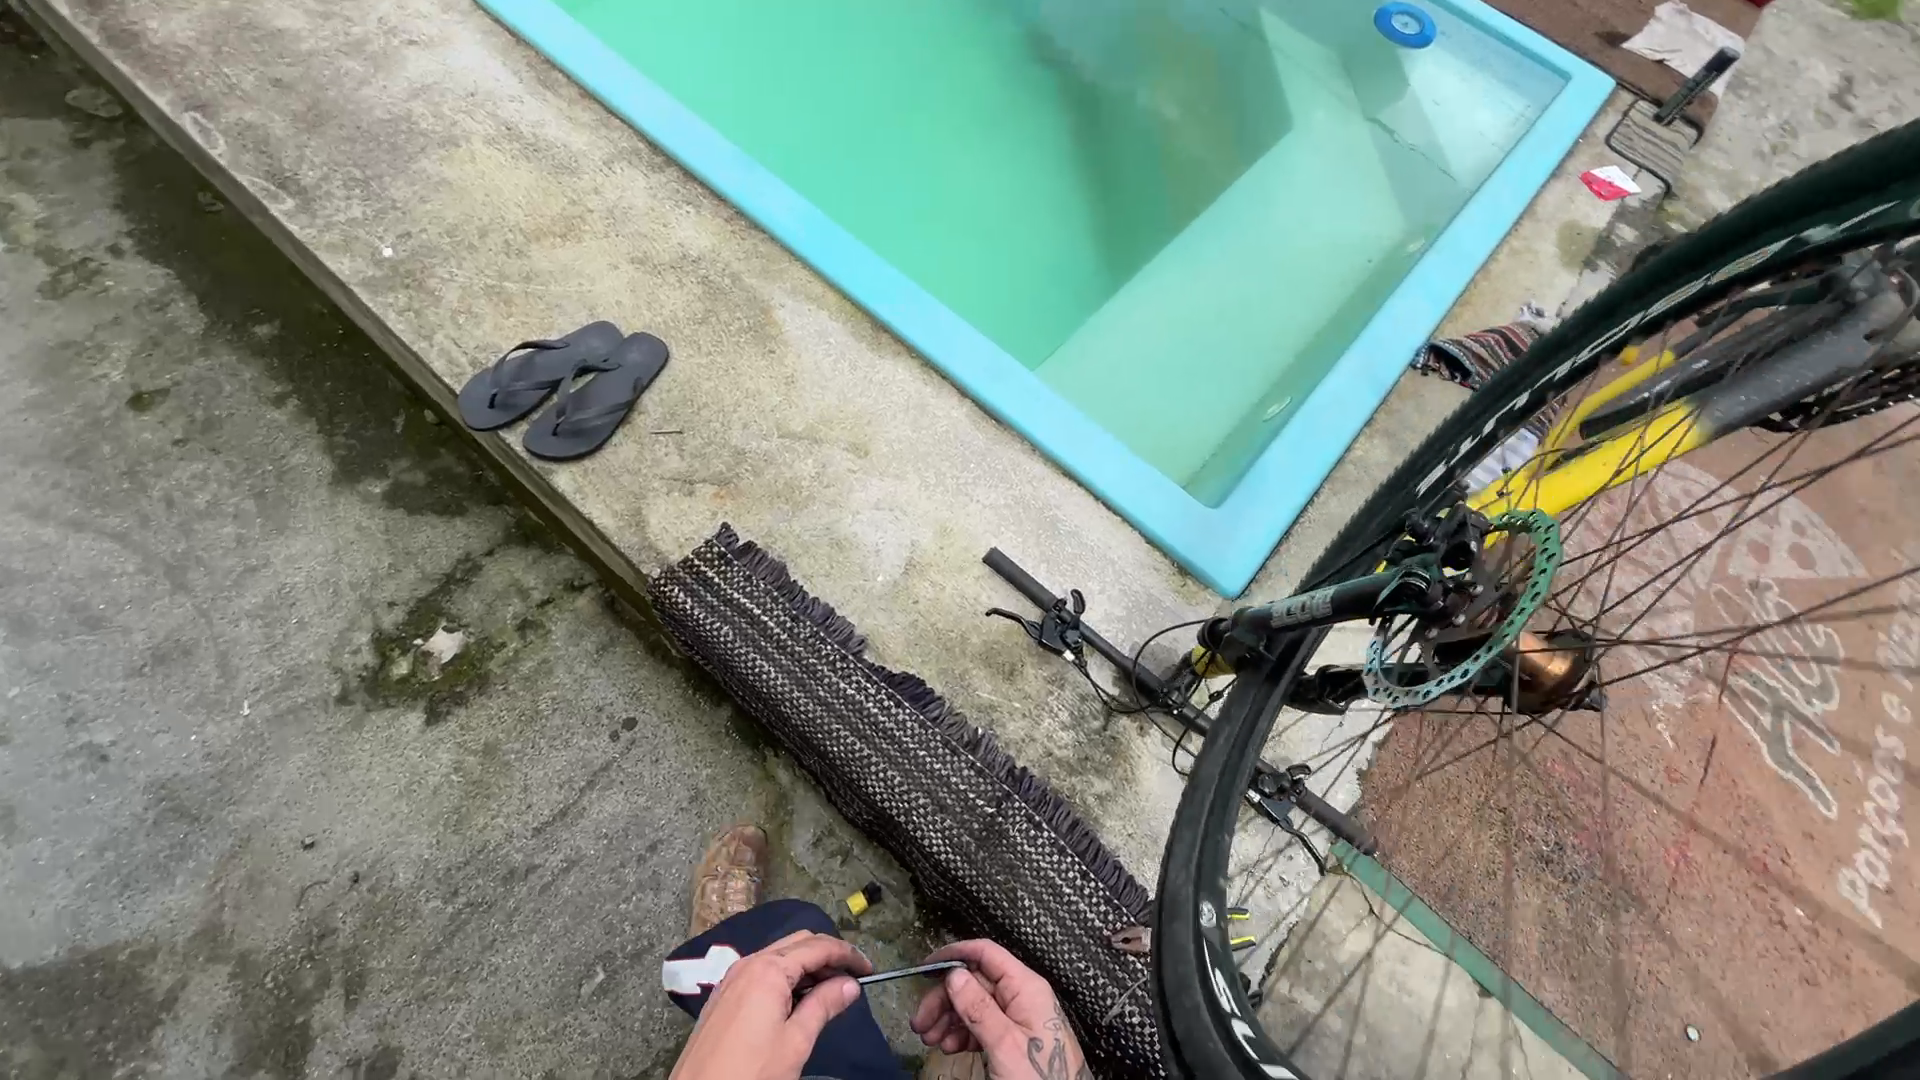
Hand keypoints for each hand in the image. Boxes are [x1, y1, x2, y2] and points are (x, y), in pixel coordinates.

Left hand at [670, 930, 872, 1079]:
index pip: (818, 947)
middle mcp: (750, 962)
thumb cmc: (750, 1074)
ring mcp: (733, 977)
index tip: (869, 970)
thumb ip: (824, 1006)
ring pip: (780, 955)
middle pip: (799, 943)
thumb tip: (850, 984)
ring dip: (808, 965)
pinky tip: (798, 999)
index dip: (848, 954)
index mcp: (769, 969)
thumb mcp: (795, 1043)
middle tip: (851, 978)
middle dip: (828, 955)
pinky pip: (763, 970)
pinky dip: (787, 976)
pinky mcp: (724, 994)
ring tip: (830, 990)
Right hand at [910, 940, 1089, 1079]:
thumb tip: (954, 974)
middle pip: (976, 983)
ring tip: (929, 1039)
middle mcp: (1022, 996)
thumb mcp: (1005, 1045)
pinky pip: (983, 1026)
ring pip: (975, 1006)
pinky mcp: (1014, 1039)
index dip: (955, 955)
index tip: (927, 967)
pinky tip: (949, 1046)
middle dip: (945, 999)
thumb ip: (979, 1008)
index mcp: (1025, 986)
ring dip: (949, 1019)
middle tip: (920, 1023)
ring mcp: (1018, 1018)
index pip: (987, 954)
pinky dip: (962, 1033)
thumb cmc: (1039, 1078)